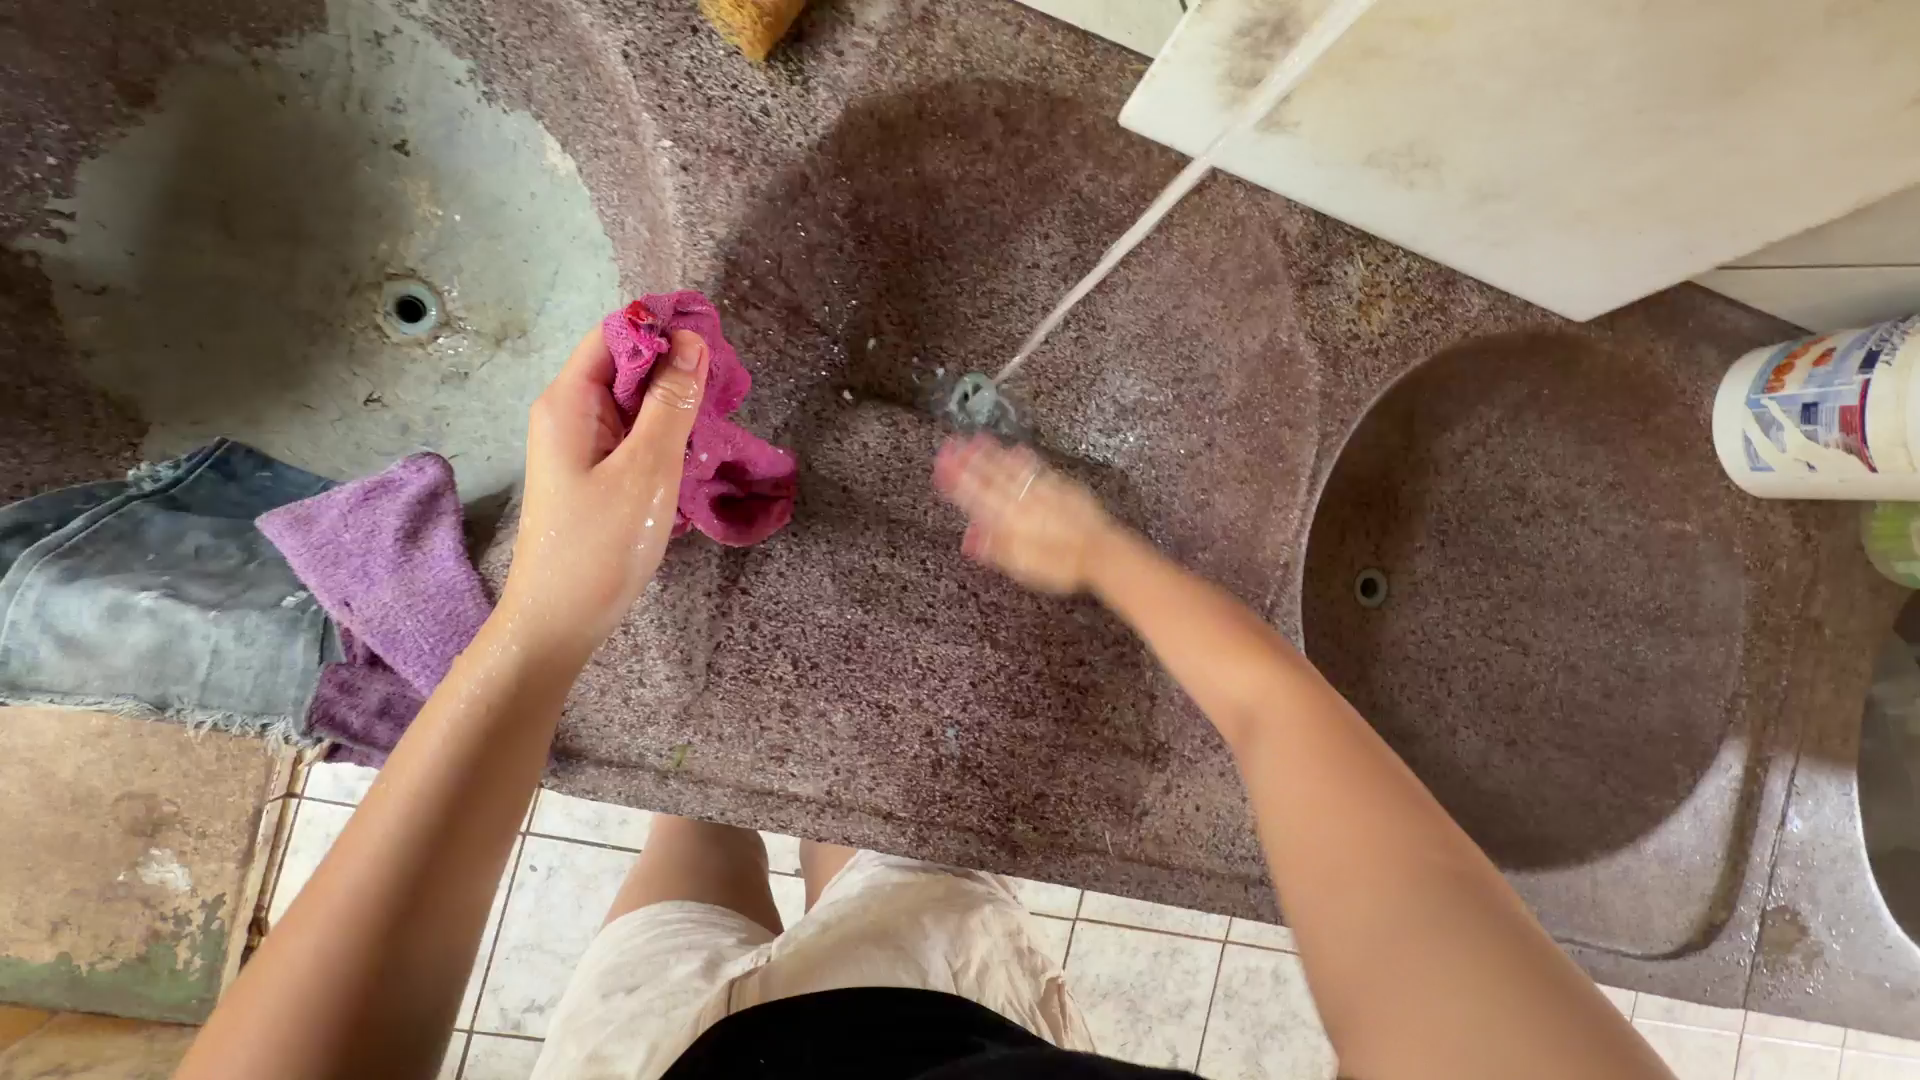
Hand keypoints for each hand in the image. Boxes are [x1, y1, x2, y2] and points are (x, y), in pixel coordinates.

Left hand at [499, 325, 708, 661]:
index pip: (616, 334)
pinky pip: (633, 435)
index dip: (664, 331)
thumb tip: (693, 343)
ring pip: (633, 402)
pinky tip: (693, 452)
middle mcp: (569, 413)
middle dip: (676, 370)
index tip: (716, 348)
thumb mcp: (647, 468)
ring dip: (674, 406)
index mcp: (569, 401)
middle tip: (726, 392)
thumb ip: (671, 403)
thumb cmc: (601, 544)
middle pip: (625, 365)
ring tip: (715, 423)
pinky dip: (664, 435)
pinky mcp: (594, 473)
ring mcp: (581, 445)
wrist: (562, 620)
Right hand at [933, 434, 1117, 594]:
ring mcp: (1042, 490)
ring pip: (1011, 468)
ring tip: (976, 438)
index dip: (957, 480)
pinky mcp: (1061, 487)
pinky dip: (1022, 458)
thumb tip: (969, 539)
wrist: (1100, 552)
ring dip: (993, 453)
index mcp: (1008, 519)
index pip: (975, 496)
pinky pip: (1036, 468)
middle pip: (990, 476)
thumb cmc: (1061, 564)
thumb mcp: (1022, 564)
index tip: (942, 465)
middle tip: (951, 443)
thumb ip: (994, 548)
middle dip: (969, 460)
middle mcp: (1022, 500)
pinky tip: (1016, 449)